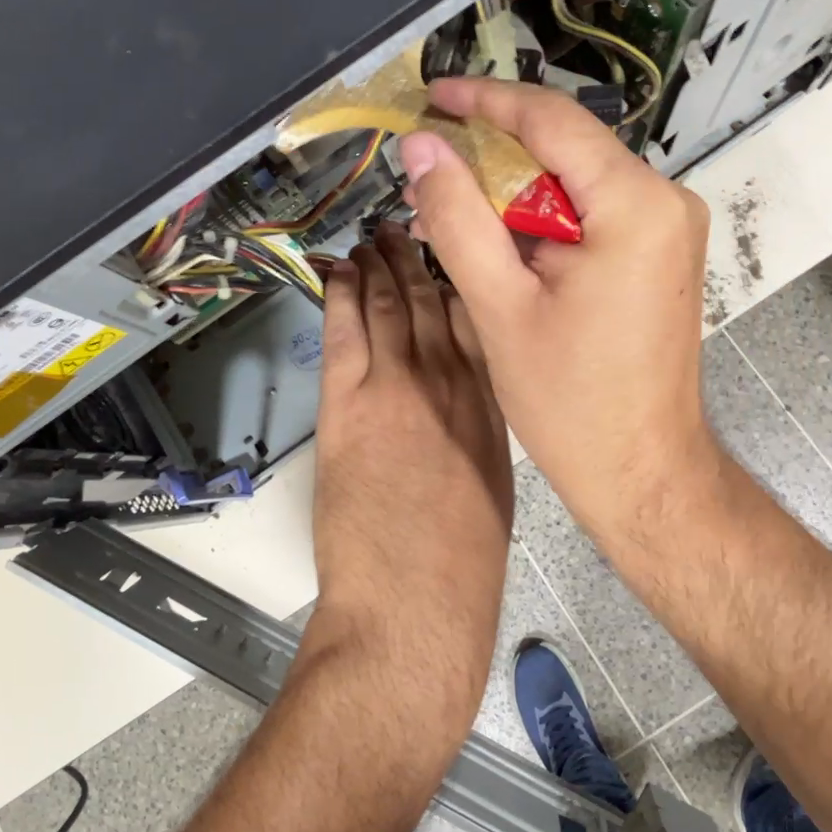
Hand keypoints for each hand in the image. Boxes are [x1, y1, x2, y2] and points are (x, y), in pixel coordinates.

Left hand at [306, 222, 512, 709]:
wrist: (415, 604)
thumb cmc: (459, 565)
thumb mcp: (491, 488)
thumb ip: (477, 436)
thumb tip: (463, 408)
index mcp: (491, 406)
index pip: (479, 323)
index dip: (464, 280)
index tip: (454, 254)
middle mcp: (452, 384)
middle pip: (436, 302)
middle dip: (419, 259)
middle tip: (407, 228)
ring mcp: (400, 387)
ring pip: (391, 305)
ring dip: (379, 265)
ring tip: (372, 236)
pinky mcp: (352, 403)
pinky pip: (346, 331)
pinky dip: (342, 295)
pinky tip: (339, 271)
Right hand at [400, 78, 722, 541]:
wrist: (643, 470)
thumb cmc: (571, 401)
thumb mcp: (499, 305)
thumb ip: (457, 216)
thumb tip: (420, 146)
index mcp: (635, 204)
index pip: (552, 120)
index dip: (484, 101)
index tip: (429, 95)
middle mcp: (665, 200)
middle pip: (565, 146)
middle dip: (492, 151)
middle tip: (426, 161)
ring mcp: (668, 227)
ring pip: (575, 179)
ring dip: (511, 189)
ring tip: (445, 206)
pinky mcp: (659, 252)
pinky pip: (592, 211)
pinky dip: (540, 218)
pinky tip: (495, 238)